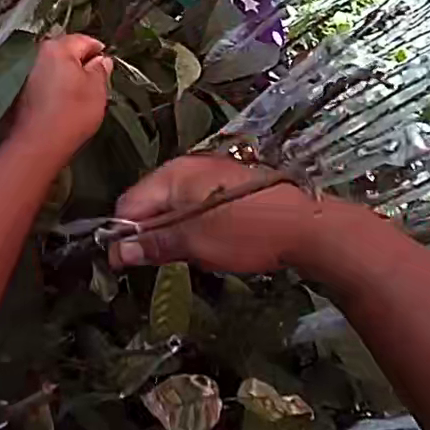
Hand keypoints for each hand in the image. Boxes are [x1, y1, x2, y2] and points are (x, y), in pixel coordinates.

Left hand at [8, 33, 112, 159]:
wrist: (37, 143)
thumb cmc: (71, 113)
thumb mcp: (96, 89)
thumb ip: (100, 70)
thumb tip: (101, 60)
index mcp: (57, 48)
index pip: (85, 40)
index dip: (99, 52)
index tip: (107, 65)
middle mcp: (37, 54)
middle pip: (67, 52)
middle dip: (82, 63)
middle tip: (96, 80)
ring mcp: (26, 71)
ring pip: (55, 67)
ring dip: (68, 75)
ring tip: (81, 93)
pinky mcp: (20, 89)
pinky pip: (44, 80)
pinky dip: (55, 86)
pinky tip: (63, 101)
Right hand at [110, 155, 326, 272]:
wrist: (312, 227)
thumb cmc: (246, 232)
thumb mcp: (193, 243)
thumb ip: (152, 244)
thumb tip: (117, 252)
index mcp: (171, 174)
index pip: (128, 203)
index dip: (122, 234)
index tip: (123, 263)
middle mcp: (186, 167)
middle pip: (150, 201)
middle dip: (148, 232)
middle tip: (157, 261)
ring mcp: (210, 173)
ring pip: (174, 204)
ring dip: (172, 230)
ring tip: (188, 254)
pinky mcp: (230, 185)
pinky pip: (196, 204)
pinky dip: (193, 224)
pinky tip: (210, 242)